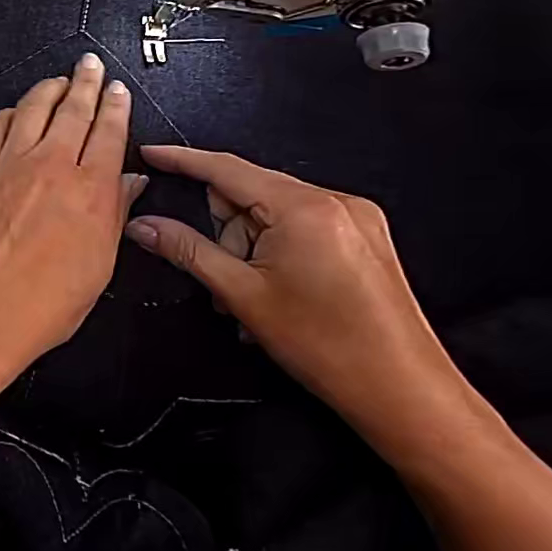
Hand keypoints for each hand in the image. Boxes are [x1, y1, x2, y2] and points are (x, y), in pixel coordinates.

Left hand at [0, 53, 143, 368]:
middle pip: (75, 107)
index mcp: (91, 188)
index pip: (110, 130)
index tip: (117, 90)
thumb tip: (131, 183)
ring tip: (59, 79)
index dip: (116, 105)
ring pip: (35, 106)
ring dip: (50, 87)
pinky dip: (9, 111)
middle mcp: (54, 164)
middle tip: (90, 64)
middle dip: (86, 80)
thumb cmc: (46, 298)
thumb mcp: (100, 262)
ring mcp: (14, 161)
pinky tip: (15, 111)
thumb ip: (116, 212)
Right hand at [125, 146, 457, 435]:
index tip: (153, 154)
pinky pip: (303, 223)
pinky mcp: (365, 233)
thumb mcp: (243, 296)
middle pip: (251, 192)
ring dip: (252, 246)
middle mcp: (333, 199)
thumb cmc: (329, 350)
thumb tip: (145, 226)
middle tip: (225, 279)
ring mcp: (354, 215)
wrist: (406, 396)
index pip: (226, 167)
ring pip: (275, 211)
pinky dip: (279, 247)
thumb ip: (188, 251)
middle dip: (228, 230)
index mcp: (302, 207)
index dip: (183, 160)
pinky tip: (279, 288)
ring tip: (256, 297)